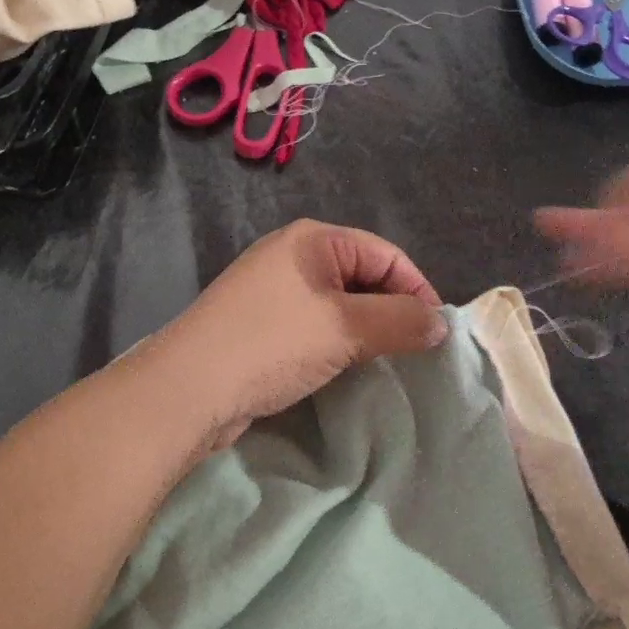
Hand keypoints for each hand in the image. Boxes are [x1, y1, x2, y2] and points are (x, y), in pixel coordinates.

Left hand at [152, 220, 447, 449]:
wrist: (188, 389)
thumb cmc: (272, 344)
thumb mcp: (345, 329)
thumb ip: (399, 321)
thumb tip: (440, 323)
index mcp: (313, 239)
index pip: (385, 254)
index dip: (417, 289)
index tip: (438, 333)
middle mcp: (292, 255)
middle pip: (363, 275)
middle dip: (392, 310)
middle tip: (416, 352)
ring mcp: (273, 290)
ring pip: (339, 304)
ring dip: (365, 330)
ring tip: (386, 363)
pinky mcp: (260, 324)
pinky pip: (315, 324)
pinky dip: (337, 342)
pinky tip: (346, 369)